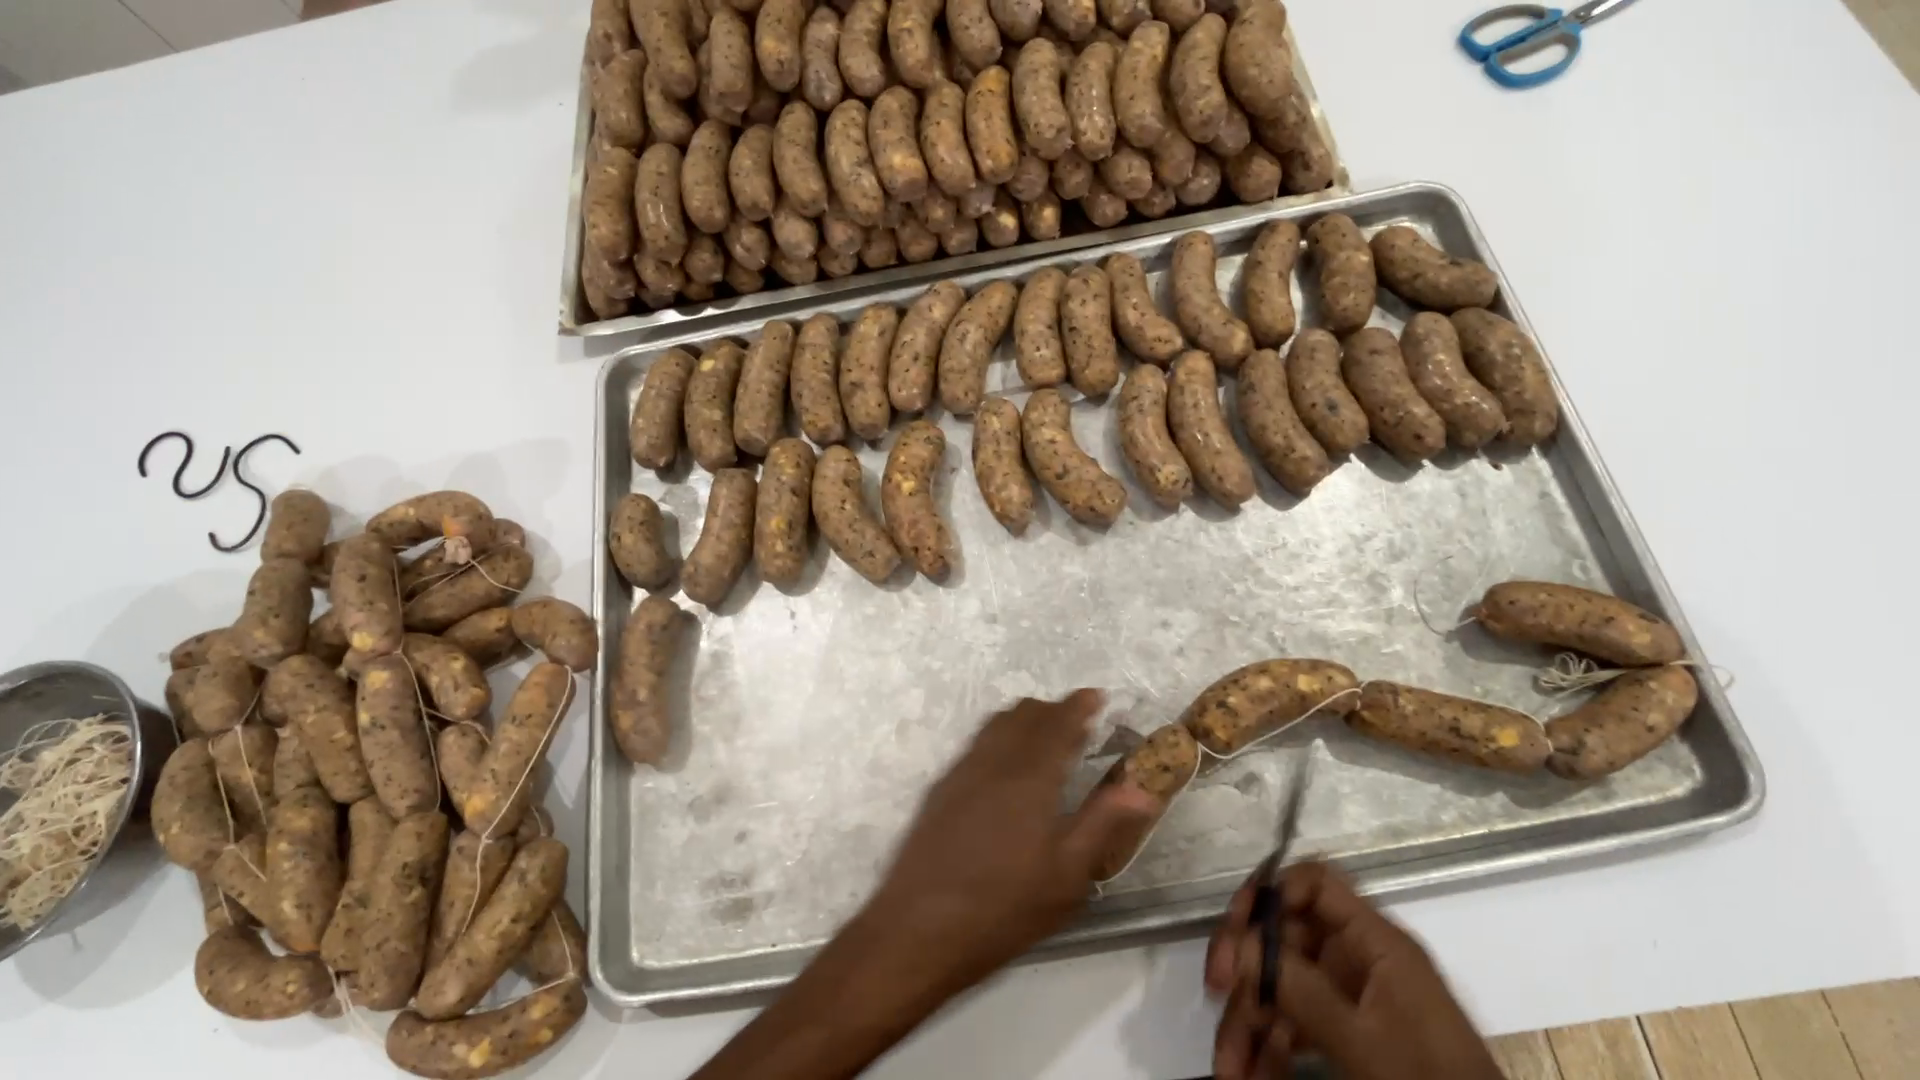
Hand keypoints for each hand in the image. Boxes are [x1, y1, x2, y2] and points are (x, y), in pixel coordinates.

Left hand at [862, 689, 1159, 998]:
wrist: (917, 929)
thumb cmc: (1003, 908)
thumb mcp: (1066, 876)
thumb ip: (1102, 823)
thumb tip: (1142, 788)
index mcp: (1029, 777)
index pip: (1057, 723)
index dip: (1079, 705)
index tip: (1097, 697)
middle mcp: (992, 763)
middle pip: (1024, 715)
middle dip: (1054, 711)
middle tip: (1079, 726)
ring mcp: (960, 773)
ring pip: (995, 725)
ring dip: (1024, 721)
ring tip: (1046, 741)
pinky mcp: (939, 790)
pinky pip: (975, 744)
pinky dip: (1000, 738)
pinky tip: (1007, 770)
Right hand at [1205, 861, 1502, 1079]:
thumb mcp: (1363, 1040)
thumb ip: (1301, 988)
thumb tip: (1241, 942)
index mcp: (1376, 943)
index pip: (1315, 883)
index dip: (1271, 892)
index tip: (1236, 926)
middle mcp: (1359, 960)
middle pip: (1284, 938)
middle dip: (1243, 968)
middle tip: (1214, 991)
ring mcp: (1351, 999)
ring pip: (1280, 988)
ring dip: (1247, 1023)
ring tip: (1228, 1069)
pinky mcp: (1346, 1036)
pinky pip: (1292, 1026)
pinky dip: (1266, 1049)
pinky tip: (1246, 1074)